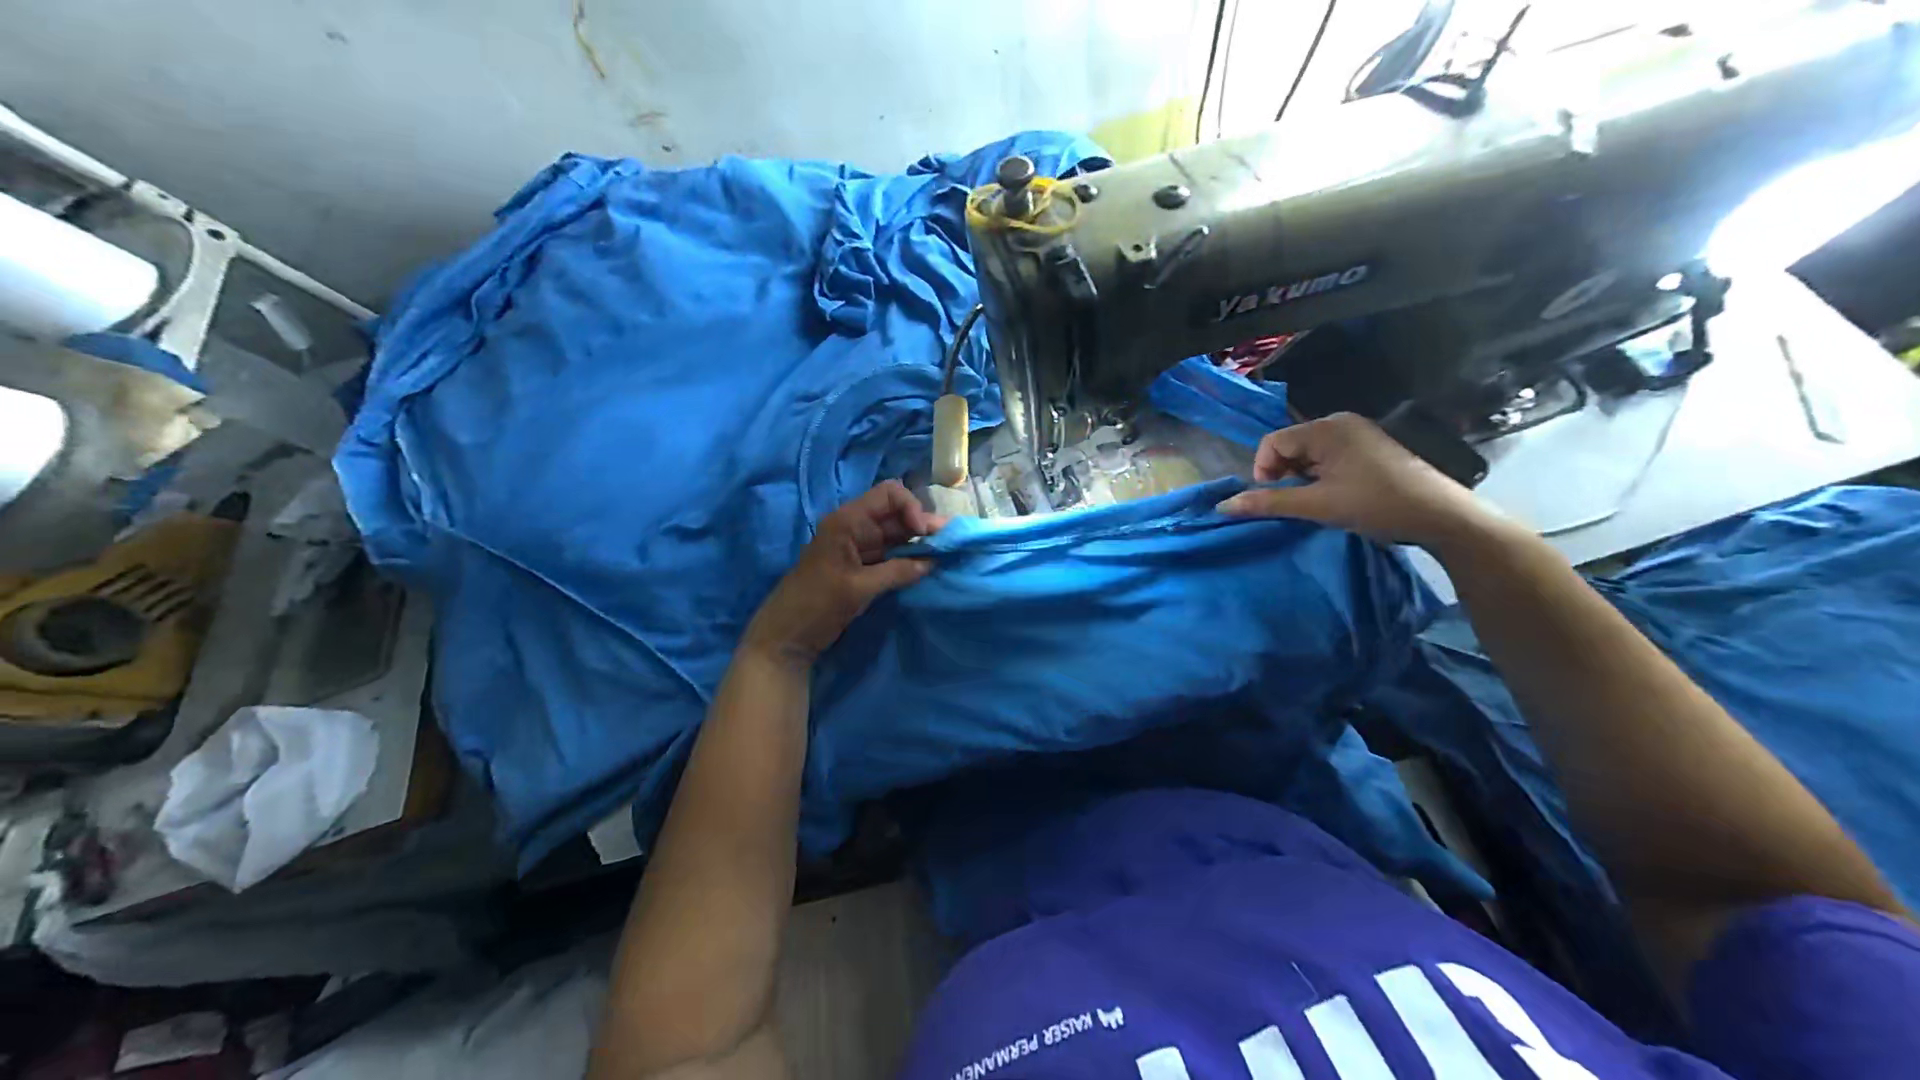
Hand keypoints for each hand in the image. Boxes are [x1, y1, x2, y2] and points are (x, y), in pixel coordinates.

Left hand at [741, 480, 946, 664]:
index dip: (911, 508)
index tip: (923, 534)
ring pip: (896, 536)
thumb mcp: (858, 588)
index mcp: (847, 521)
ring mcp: (858, 547)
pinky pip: (890, 555)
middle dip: (923, 526)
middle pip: (896, 515)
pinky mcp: (861, 567)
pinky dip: (909, 559)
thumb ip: (897, 572)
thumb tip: (932, 563)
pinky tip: (927, 566)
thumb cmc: (816, 605)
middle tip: (951, 543)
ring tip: (946, 553)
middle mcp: (854, 528)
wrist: (786, 637)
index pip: (889, 495)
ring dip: (919, 543)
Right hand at [1216, 413, 1507, 548]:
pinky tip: (1335, 497)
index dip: (1264, 471)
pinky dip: (1321, 476)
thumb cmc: (1375, 505)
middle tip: (1297, 503)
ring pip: (1308, 454)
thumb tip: (1223, 506)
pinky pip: (1328, 457)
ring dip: (1302, 479)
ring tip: (1317, 502)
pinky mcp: (1369, 448)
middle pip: (1289, 446)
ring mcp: (1357, 433)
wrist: (1440, 516)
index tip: (1274, 499)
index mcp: (1326, 428)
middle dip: (1283, 476)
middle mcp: (1340, 423)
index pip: (1272, 443)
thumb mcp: (1317, 506)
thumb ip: (1267, 503)